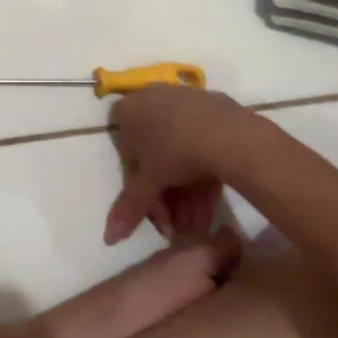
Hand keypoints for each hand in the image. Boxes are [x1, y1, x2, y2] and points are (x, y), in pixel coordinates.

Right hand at [104, 84, 247, 245]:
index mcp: (126, 111)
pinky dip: (203, 169)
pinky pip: (201, 141)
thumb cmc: (175, 152)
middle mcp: (150, 99)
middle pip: (156, 156)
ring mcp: (182, 99)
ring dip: (187, 190)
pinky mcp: (212, 106)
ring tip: (201, 220)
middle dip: (169, 195)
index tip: (160, 216)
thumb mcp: (149, 183)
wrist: (228, 134)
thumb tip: (109, 238)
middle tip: (182, 224)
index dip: (143, 193)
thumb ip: (130, 207)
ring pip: (181, 150)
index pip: (129, 159)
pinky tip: (214, 196)